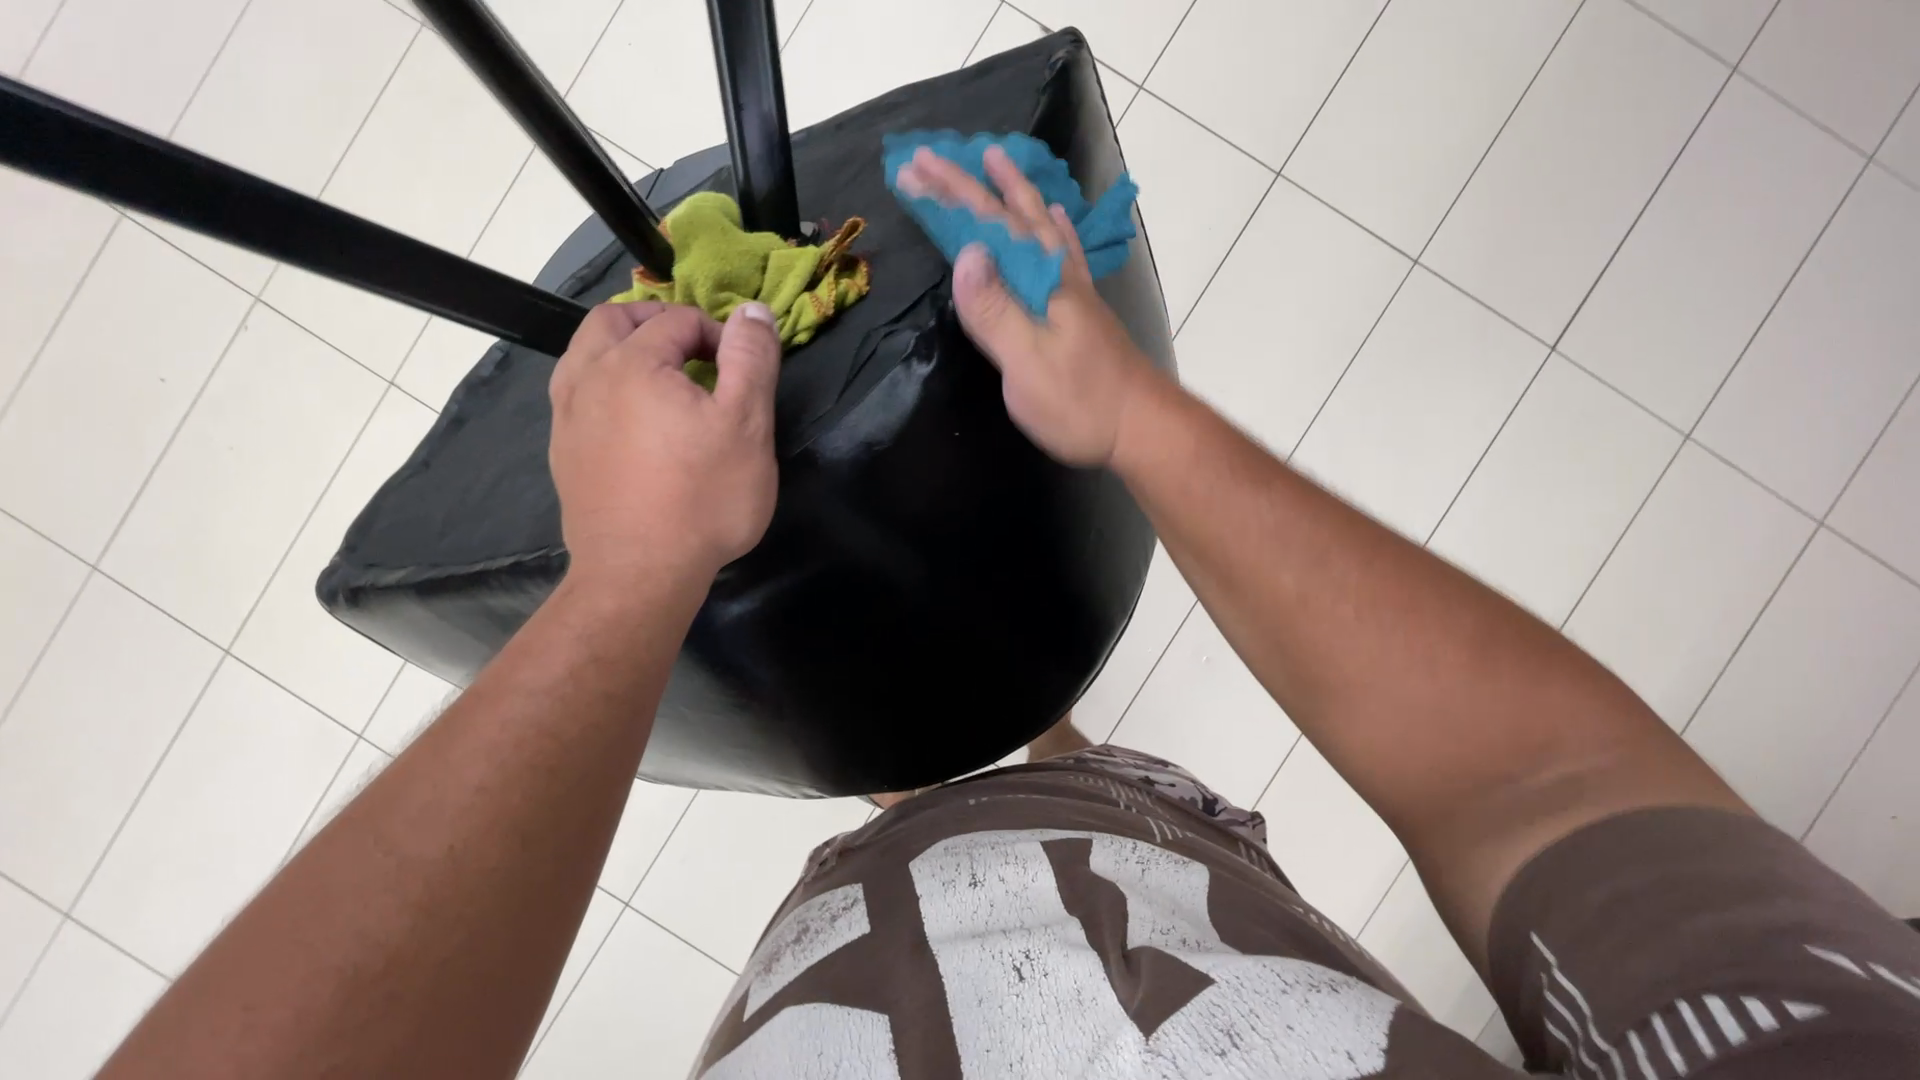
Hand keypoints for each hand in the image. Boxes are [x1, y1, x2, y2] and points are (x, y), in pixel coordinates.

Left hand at [548, 301, 780, 590]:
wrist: (640, 573)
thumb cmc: (703, 498)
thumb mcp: (747, 425)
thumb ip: (751, 359)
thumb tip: (753, 312)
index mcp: (633, 362)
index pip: (676, 320)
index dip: (717, 333)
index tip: (741, 370)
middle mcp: (587, 377)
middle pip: (613, 320)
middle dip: (657, 324)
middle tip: (696, 354)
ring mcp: (566, 417)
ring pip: (585, 354)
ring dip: (623, 350)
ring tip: (662, 380)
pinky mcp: (562, 452)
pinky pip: (577, 395)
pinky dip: (605, 387)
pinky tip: (635, 422)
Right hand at [895, 145, 1155, 466]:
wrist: (1143, 428)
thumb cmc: (1081, 404)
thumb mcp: (1027, 364)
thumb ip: (995, 310)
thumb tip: (966, 253)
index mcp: (1038, 282)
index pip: (985, 227)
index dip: (948, 196)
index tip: (912, 167)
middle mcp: (1056, 275)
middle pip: (1008, 217)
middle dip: (967, 185)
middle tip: (932, 156)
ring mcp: (1073, 291)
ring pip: (1038, 224)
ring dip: (1012, 191)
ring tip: (996, 158)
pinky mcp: (1083, 310)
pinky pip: (1065, 251)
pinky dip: (1055, 226)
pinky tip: (1055, 215)